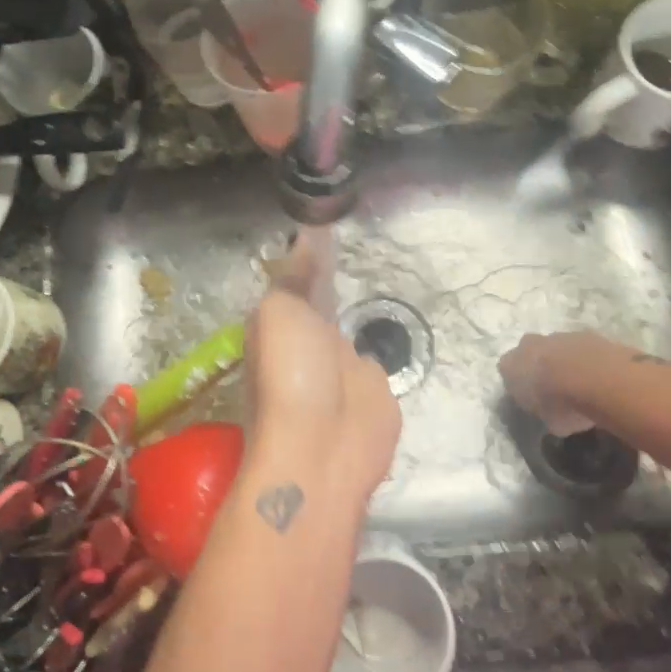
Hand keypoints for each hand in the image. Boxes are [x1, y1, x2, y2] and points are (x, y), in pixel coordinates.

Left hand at [246, 242, 400, 495]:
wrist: (324, 449)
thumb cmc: (291, 376)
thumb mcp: (279, 313)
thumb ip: (294, 278)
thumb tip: (305, 237)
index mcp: (276, 326)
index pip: (295, 283)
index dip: (309, 256)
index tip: (328, 222)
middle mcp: (305, 345)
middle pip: (321, 303)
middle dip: (332, 278)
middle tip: (360, 241)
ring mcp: (340, 369)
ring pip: (348, 329)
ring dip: (357, 310)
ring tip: (378, 273)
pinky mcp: (372, 391)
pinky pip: (376, 356)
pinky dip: (384, 341)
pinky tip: (394, 322)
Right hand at [500, 331, 642, 436]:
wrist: (596, 378)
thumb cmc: (562, 405)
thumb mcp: (550, 422)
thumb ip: (546, 413)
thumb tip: (553, 414)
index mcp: (510, 367)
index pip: (507, 374)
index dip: (520, 386)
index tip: (534, 400)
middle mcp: (527, 346)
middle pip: (528, 352)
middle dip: (539, 366)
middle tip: (554, 387)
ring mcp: (556, 336)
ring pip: (555, 347)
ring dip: (563, 361)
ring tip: (580, 383)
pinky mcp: (583, 333)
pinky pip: (580, 346)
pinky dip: (586, 358)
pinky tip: (597, 375)